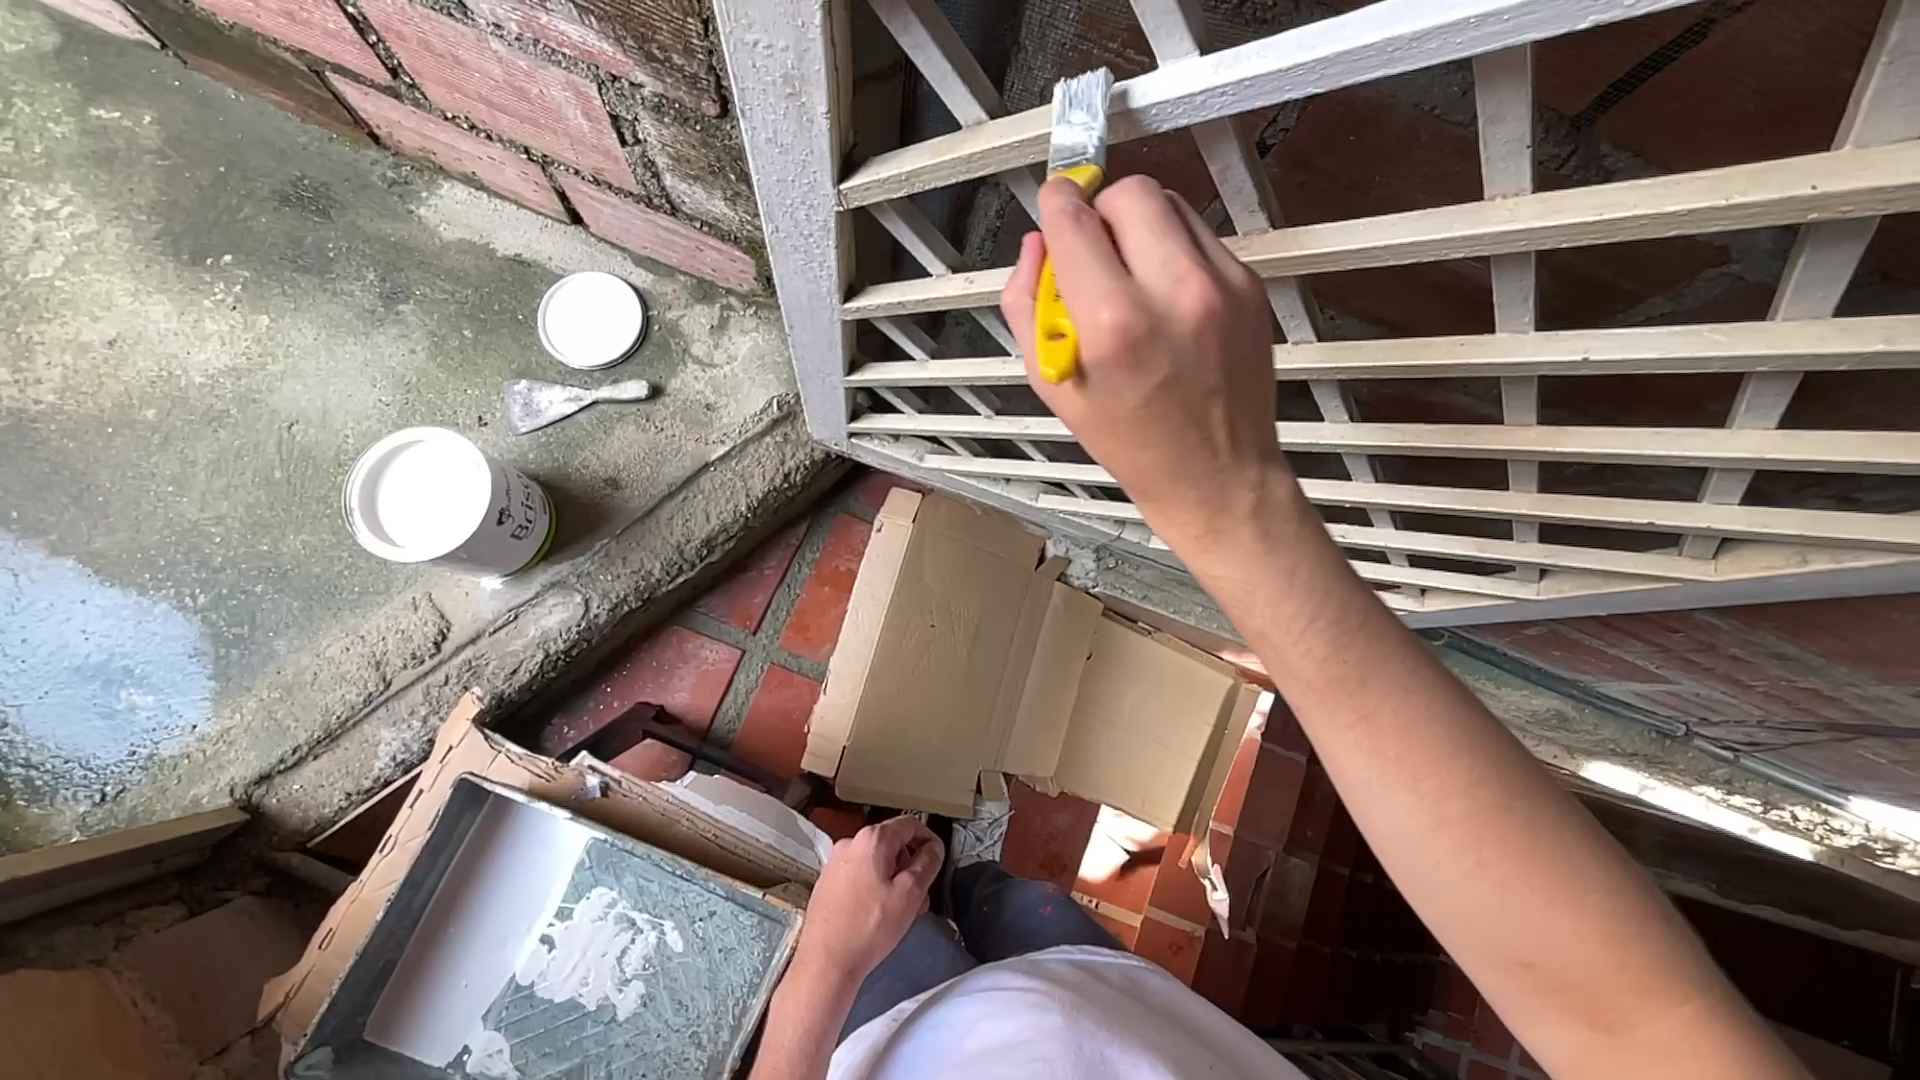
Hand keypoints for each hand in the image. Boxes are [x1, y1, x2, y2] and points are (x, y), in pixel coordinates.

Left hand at [791, 816, 942, 988]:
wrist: (825, 963)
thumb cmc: (870, 928)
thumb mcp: (910, 894)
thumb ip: (927, 864)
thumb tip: (934, 847)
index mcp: (872, 839)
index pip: (910, 823)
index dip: (929, 838)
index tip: (938, 858)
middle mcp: (850, 843)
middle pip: (892, 843)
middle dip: (911, 865)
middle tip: (921, 895)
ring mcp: (835, 862)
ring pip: (876, 861)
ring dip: (894, 878)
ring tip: (901, 911)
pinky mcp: (827, 882)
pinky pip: (860, 874)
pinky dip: (875, 886)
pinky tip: (878, 914)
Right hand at [1001, 175, 1292, 552]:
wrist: (1216, 476)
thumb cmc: (1127, 441)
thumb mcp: (1053, 385)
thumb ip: (1028, 306)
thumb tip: (1035, 243)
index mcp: (1113, 322)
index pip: (1075, 218)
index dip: (1057, 205)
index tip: (1054, 208)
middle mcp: (1173, 290)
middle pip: (1129, 192)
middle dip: (1101, 209)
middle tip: (1093, 250)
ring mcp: (1222, 284)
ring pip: (1170, 203)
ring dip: (1139, 225)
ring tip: (1130, 275)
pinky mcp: (1250, 286)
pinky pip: (1201, 236)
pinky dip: (1173, 249)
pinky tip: (1165, 296)